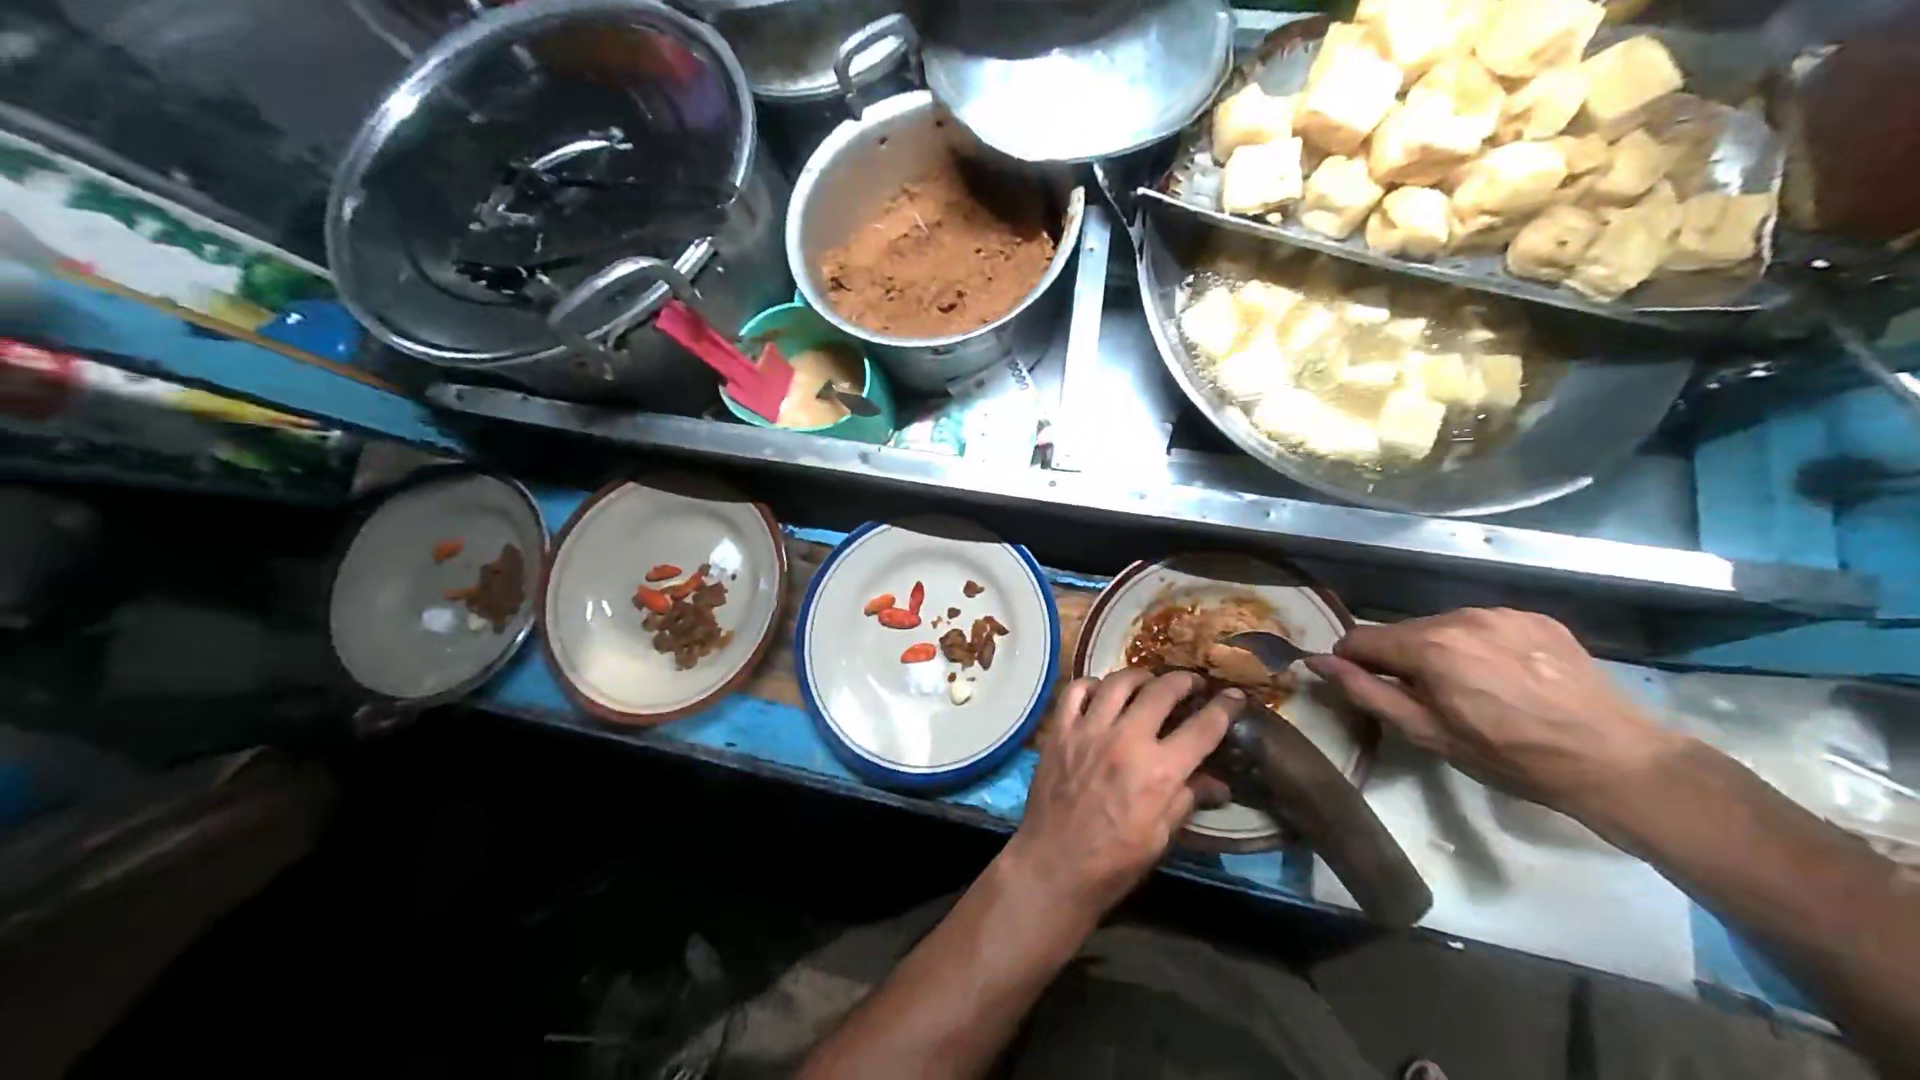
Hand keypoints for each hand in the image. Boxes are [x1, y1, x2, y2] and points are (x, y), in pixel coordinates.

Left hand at [1007, 671, 1241, 917]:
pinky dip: (1093, 685)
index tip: (1234, 695)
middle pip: (1163, 691)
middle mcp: (1126, 740)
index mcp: (1159, 771)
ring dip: (1141, 677)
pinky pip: (1076, 691)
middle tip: (1192, 683)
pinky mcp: (1060, 731)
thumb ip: (1187, 799)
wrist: (1054, 865)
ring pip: (1119, 682)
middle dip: (1184, 682)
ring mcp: (1089, 730)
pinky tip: (1102, 693)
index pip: (1203, 727)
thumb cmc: (1114, 860)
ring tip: (1150, 682)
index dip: (1224, 707)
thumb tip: (1219, 784)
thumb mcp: (1161, 837)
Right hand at [1304, 608, 1682, 817]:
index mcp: (1429, 646)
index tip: (1371, 689)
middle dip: (1399, 659)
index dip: (1353, 664)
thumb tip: (1316, 662)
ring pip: (1441, 626)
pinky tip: (1504, 676)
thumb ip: (1366, 692)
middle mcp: (1460, 617)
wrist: (1617, 760)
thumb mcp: (1427, 733)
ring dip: (1438, 651)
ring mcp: (1501, 613)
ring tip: (1470, 688)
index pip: (1359, 638)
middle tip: (1426, 698)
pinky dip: (1477, 645)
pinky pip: (1482, 625)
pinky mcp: (1534, 618)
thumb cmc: (1510, 757)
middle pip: (1400, 631)